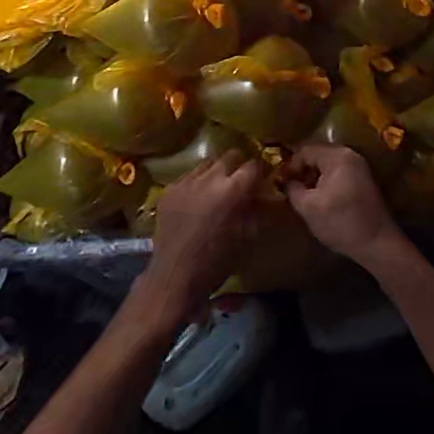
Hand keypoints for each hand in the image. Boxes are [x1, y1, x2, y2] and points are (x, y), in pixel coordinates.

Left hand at [137, 150, 268, 326]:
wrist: (174, 278)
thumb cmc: (217, 262)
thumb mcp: (247, 236)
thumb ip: (257, 209)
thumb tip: (264, 195)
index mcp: (233, 190)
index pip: (254, 165)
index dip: (262, 170)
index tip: (264, 178)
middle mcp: (209, 179)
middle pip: (230, 156)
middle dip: (239, 166)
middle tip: (242, 181)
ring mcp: (186, 182)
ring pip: (208, 164)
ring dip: (217, 172)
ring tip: (218, 188)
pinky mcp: (169, 191)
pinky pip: (188, 177)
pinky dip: (197, 183)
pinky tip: (198, 200)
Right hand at [283, 144, 404, 267]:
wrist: (377, 243)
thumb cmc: (340, 222)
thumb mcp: (308, 207)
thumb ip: (293, 189)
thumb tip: (286, 181)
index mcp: (338, 156)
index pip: (306, 150)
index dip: (290, 165)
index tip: (280, 182)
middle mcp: (351, 156)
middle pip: (318, 155)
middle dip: (302, 171)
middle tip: (290, 189)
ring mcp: (360, 168)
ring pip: (328, 166)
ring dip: (314, 178)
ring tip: (303, 196)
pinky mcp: (364, 180)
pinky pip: (339, 174)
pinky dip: (326, 182)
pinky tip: (320, 199)